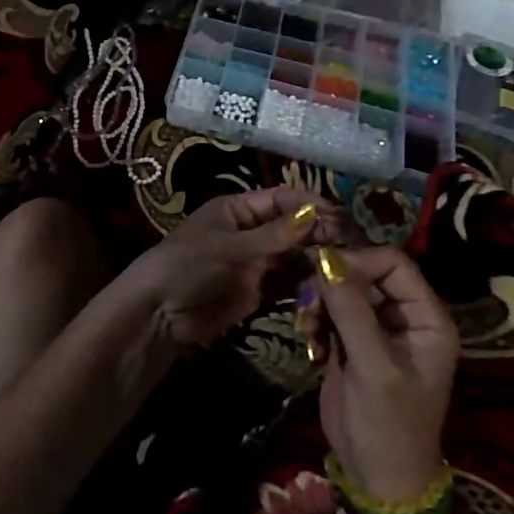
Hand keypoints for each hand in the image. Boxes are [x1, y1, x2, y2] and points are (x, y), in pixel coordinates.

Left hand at [125, 186, 342, 347]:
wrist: (159, 313)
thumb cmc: (187, 266)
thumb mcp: (229, 247)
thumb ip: (273, 235)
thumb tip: (315, 215)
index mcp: (236, 209)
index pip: (281, 199)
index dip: (311, 206)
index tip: (342, 218)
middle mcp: (249, 232)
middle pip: (293, 228)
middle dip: (320, 235)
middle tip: (354, 247)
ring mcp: (255, 263)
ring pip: (295, 257)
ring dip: (318, 261)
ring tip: (347, 268)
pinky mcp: (258, 291)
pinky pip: (289, 283)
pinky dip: (307, 286)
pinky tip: (328, 289)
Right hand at [315, 247, 461, 498]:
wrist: (376, 474)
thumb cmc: (388, 423)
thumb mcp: (373, 367)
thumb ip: (352, 311)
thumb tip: (326, 259)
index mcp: (426, 319)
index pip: (393, 264)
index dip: (357, 262)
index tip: (321, 275)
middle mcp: (404, 318)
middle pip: (365, 273)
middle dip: (332, 283)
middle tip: (306, 304)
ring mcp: (376, 330)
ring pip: (342, 291)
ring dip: (318, 301)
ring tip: (306, 326)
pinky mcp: (351, 343)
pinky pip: (330, 312)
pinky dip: (315, 318)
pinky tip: (308, 339)